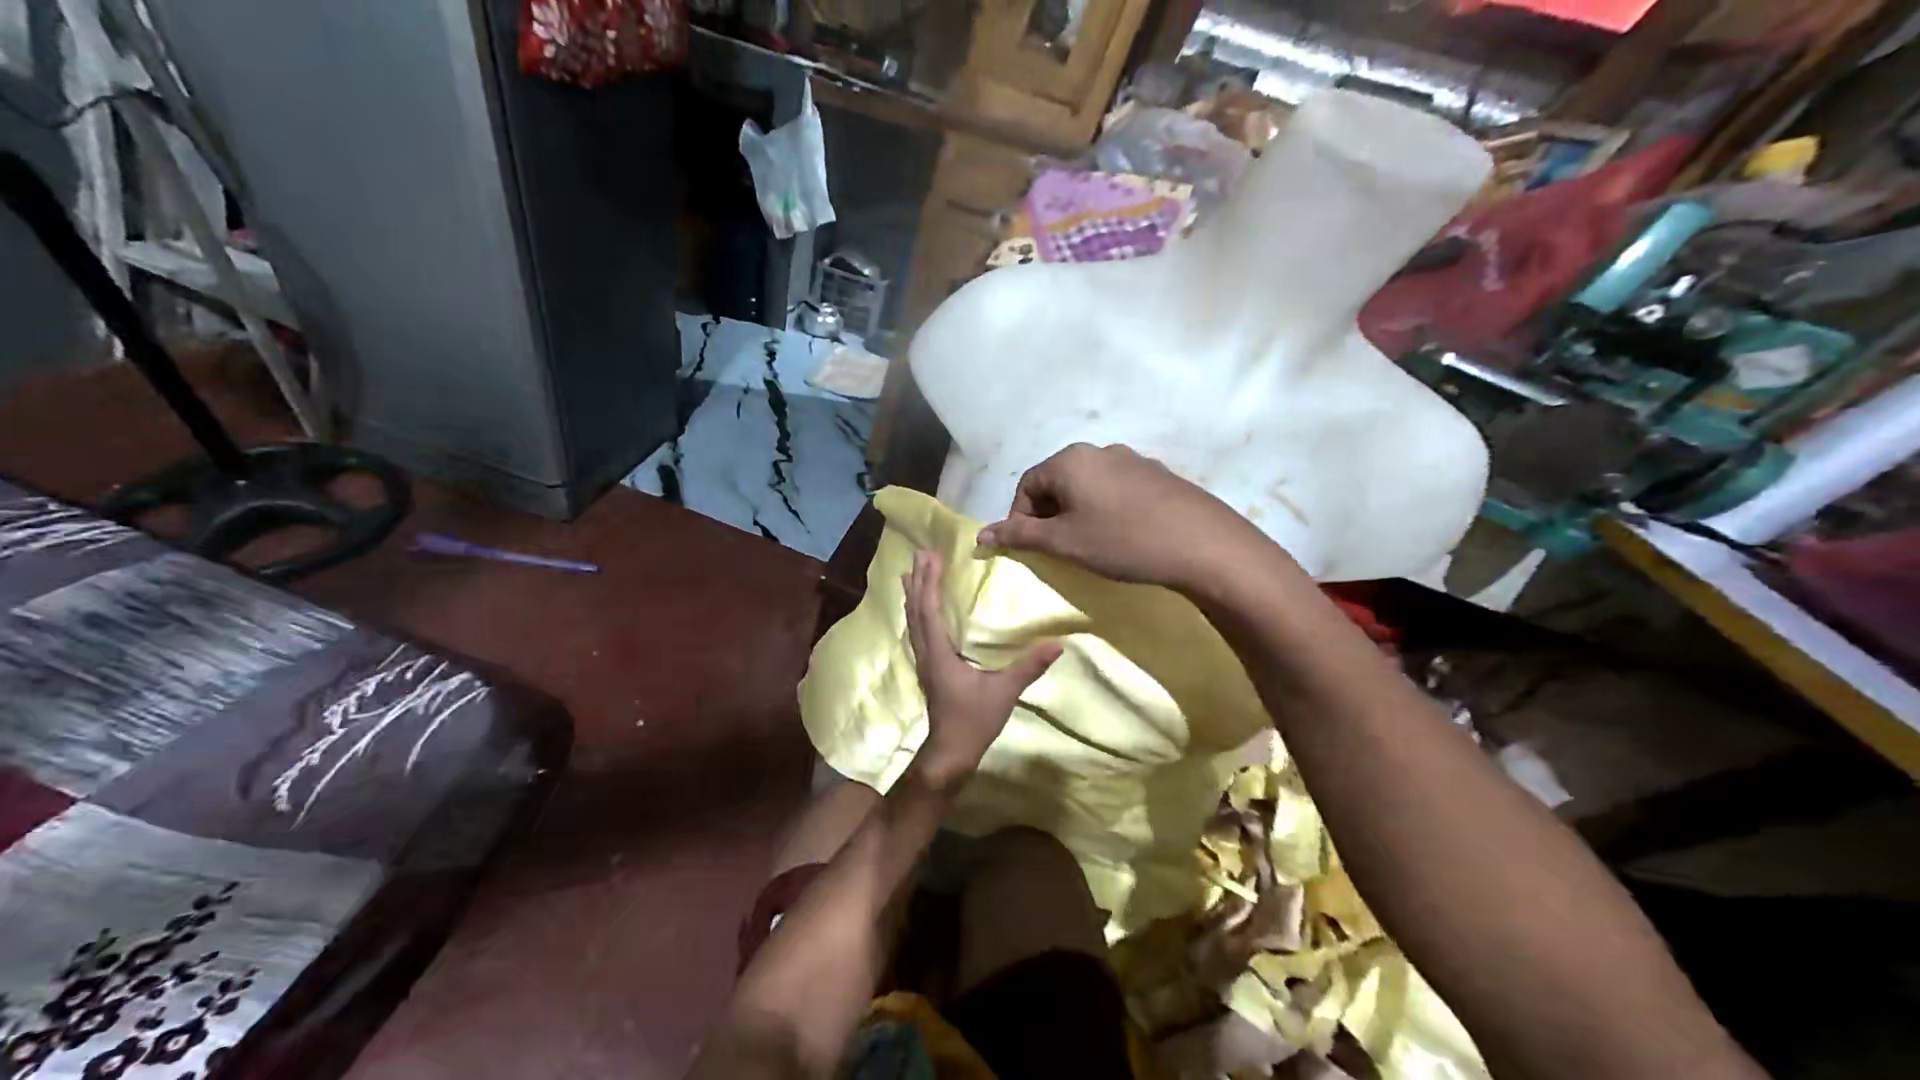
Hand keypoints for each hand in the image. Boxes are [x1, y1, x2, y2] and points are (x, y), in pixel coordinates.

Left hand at [902, 549, 1060, 789]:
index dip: (930, 583)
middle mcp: (926, 653)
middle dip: (918, 581)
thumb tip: (1058, 643)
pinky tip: (921, 609)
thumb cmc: (974, 720)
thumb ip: (1029, 667)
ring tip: (910, 572)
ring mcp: (925, 661)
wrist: (951, 751)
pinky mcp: (929, 668)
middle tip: (919, 553)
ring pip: (914, 621)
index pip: (930, 611)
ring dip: (914, 595)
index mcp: (939, 654)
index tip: (932, 558)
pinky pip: (918, 631)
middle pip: (917, 611)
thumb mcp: (1005, 692)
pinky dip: (918, 612)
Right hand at [975, 443, 1275, 591]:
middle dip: (1048, 515)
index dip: (1019, 518)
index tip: (1029, 549)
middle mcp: (1098, 450)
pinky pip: (1115, 489)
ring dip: (1076, 513)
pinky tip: (1121, 535)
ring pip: (1087, 486)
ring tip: (1089, 544)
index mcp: (1070, 460)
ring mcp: (1132, 460)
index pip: (1026, 485)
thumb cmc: (1122, 541)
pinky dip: (1105, 509)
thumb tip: (981, 535)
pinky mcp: (1157, 475)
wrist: (1202, 543)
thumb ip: (1020, 536)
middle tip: (1057, 549)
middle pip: (1056, 482)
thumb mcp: (1064, 542)